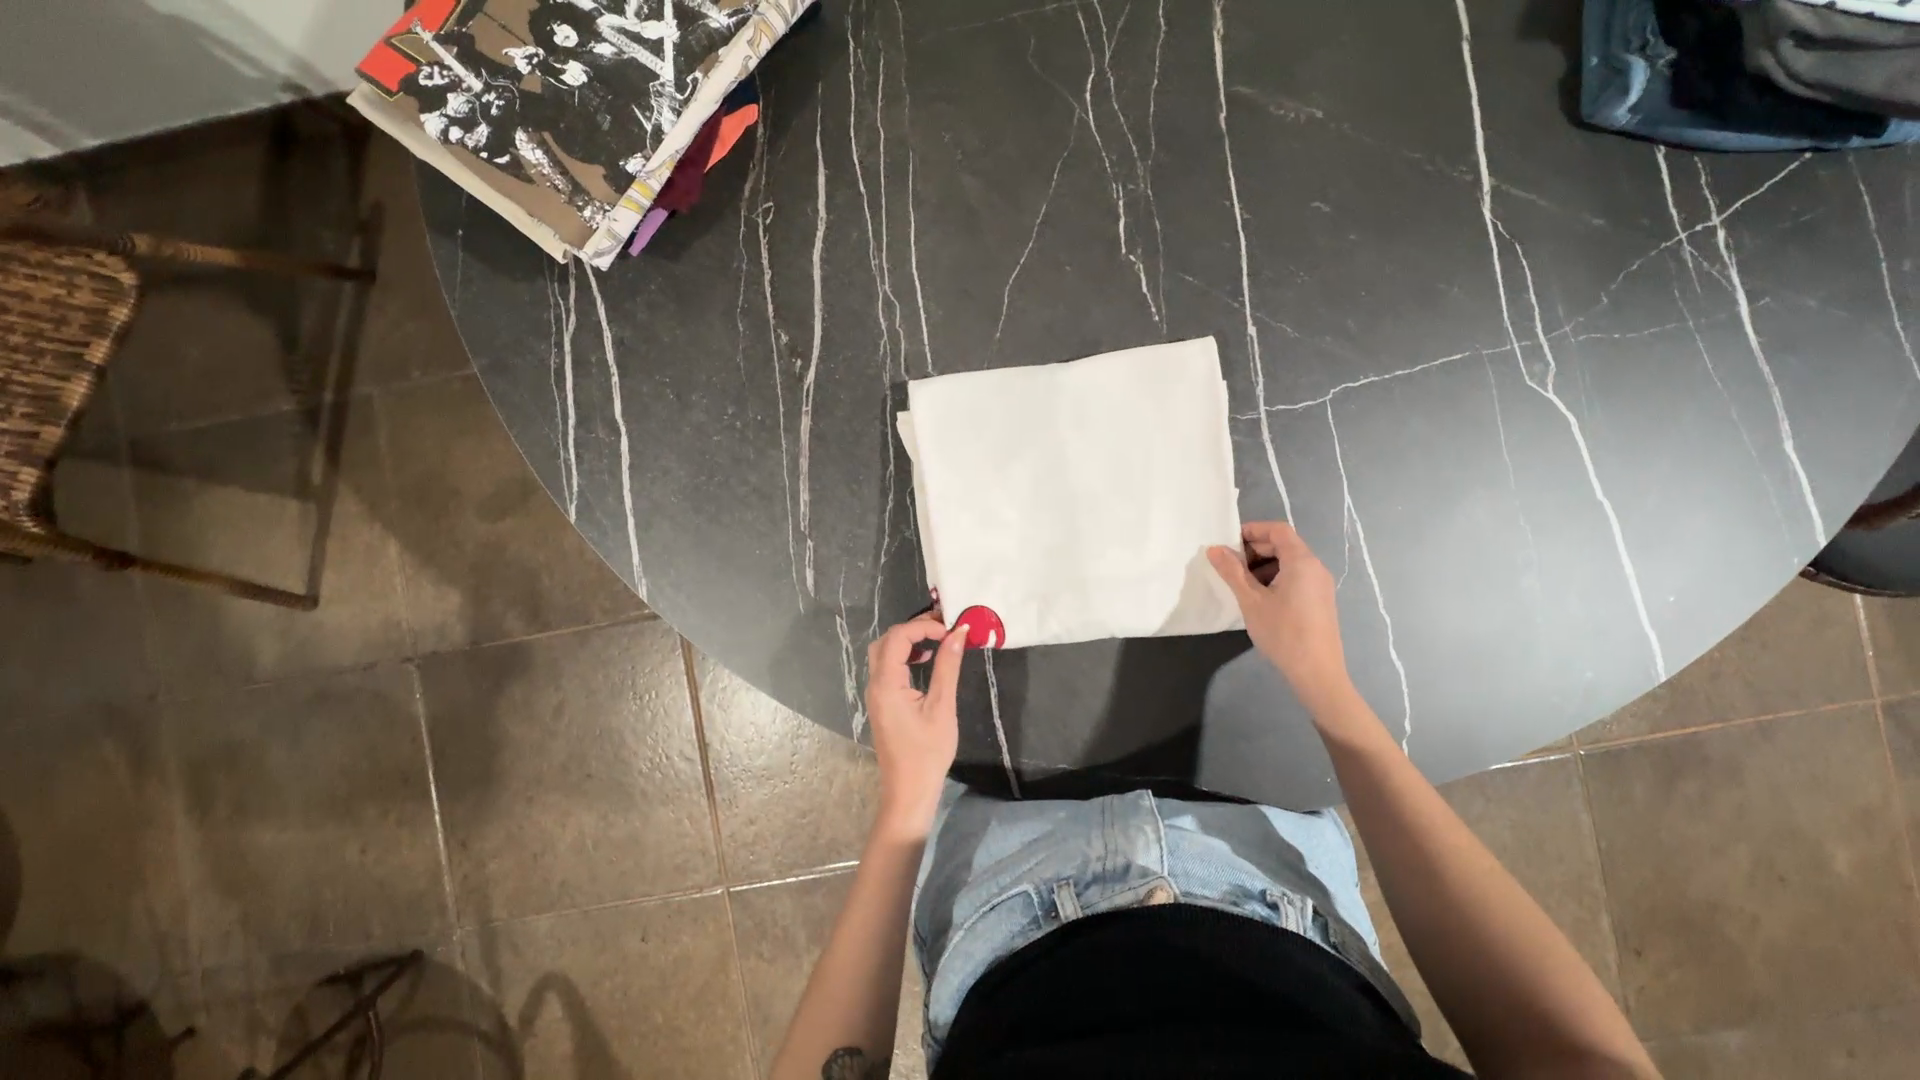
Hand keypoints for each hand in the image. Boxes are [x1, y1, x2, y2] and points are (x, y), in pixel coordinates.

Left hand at [864, 614, 966, 836]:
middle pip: (886, 640)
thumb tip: (958, 633)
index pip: (898, 637)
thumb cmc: (928, 751)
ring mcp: (876, 694)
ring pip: (884, 653)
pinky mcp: (882, 703)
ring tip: (937, 642)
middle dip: (914, 629)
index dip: (924, 626)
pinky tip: (926, 662)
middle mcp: (875, 684)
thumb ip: (948, 667)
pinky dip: (904, 657)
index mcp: (887, 683)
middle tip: (944, 628)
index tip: (951, 629)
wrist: (909, 789)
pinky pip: (887, 668)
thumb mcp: (942, 707)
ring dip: (908, 642)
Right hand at [1208, 522, 1355, 716]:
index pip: (1278, 530)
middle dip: (1255, 550)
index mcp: (1302, 561)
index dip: (1252, 530)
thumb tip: (1214, 549)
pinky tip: (1260, 600)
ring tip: (1242, 586)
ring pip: (1289, 563)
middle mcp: (1315, 567)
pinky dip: (1276, 579)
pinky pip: (1296, 578)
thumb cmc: (1283, 632)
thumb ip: (1232, 572)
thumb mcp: (1251, 601)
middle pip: (1284, 545)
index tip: (1228, 543)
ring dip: (1263, 566)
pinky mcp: (1320, 601)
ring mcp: (1321, 585)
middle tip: (1230, 566)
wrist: (1317, 672)